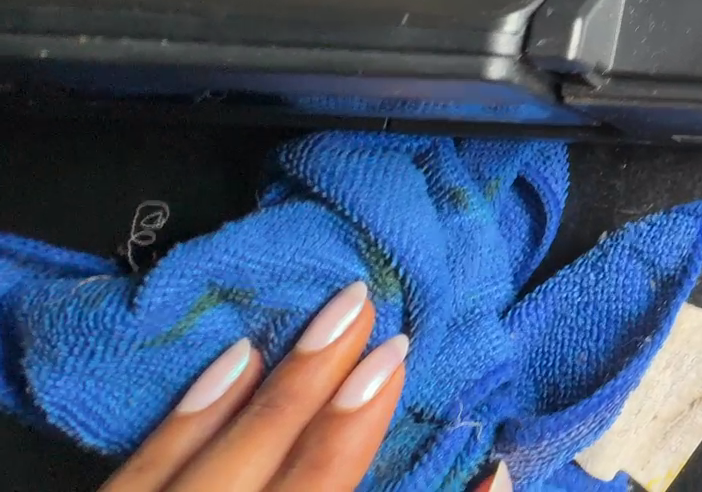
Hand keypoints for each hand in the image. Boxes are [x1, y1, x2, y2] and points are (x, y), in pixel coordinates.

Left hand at [99, 281, 507, 491]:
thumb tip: (493, 474)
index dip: (348, 431)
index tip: (391, 358)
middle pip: (249, 479)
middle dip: (303, 391)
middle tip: (357, 307)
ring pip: (178, 480)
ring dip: (241, 400)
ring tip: (302, 328)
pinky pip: (128, 487)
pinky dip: (177, 426)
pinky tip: (226, 367)